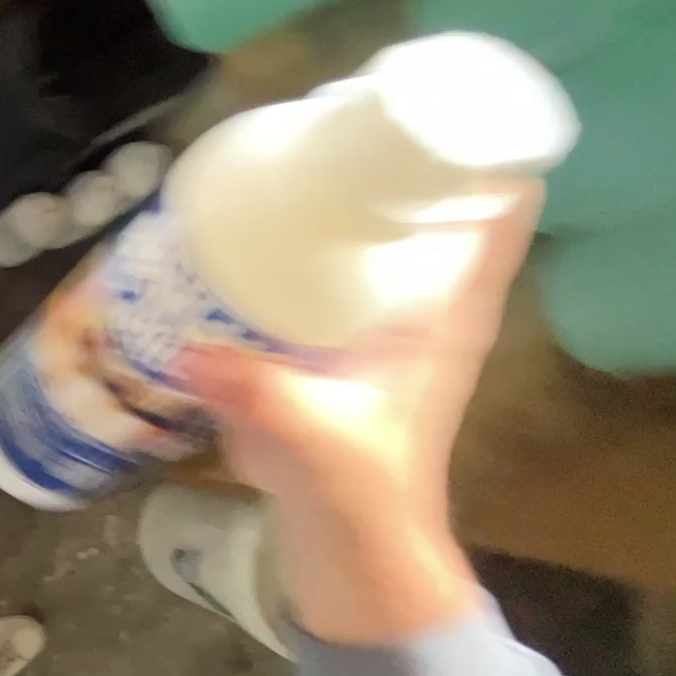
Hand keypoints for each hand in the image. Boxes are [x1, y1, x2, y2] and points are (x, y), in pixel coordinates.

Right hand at [182, 185, 543, 643]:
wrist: (347, 550)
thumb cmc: (357, 495)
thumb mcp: (315, 440)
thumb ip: (257, 394)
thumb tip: (184, 351)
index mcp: (444, 317)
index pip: (491, 206)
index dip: (460, 150)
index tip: (389, 125)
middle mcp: (414, 314)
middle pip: (413, 216)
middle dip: (366, 177)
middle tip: (297, 155)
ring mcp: (369, 338)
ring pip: (359, 255)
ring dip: (319, 225)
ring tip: (258, 199)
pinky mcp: (326, 361)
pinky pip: (311, 294)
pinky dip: (282, 273)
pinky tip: (232, 270)